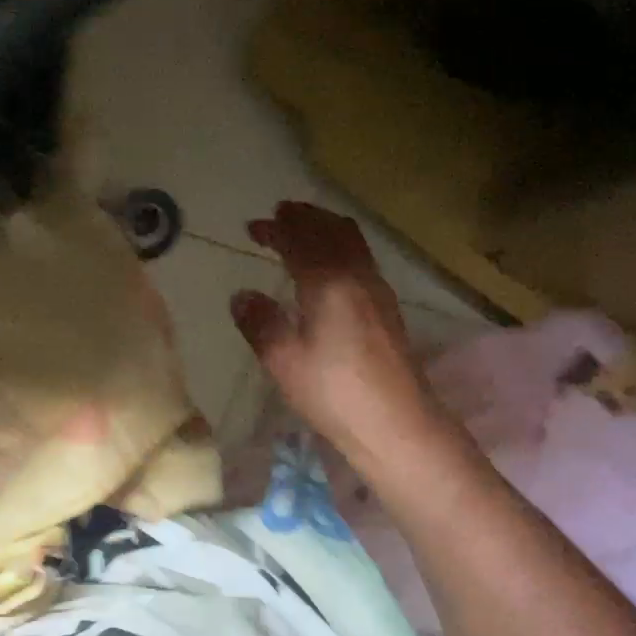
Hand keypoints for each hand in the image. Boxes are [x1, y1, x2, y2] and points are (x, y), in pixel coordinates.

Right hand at [229, 202, 466, 473]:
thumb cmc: (331, 391)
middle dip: (304, 219)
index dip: (278, 229)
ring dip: (324, 230)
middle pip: (332, 232)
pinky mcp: (385, 309)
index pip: (301, 242)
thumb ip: (260, 323)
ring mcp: (376, 291)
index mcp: (328, 283)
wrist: (393, 420)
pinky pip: (360, 260)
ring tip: (303, 230)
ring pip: (351, 243)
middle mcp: (357, 277)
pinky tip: (327, 267)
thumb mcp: (283, 360)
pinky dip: (338, 248)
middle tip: (279, 215)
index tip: (254, 224)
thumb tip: (242, 295)